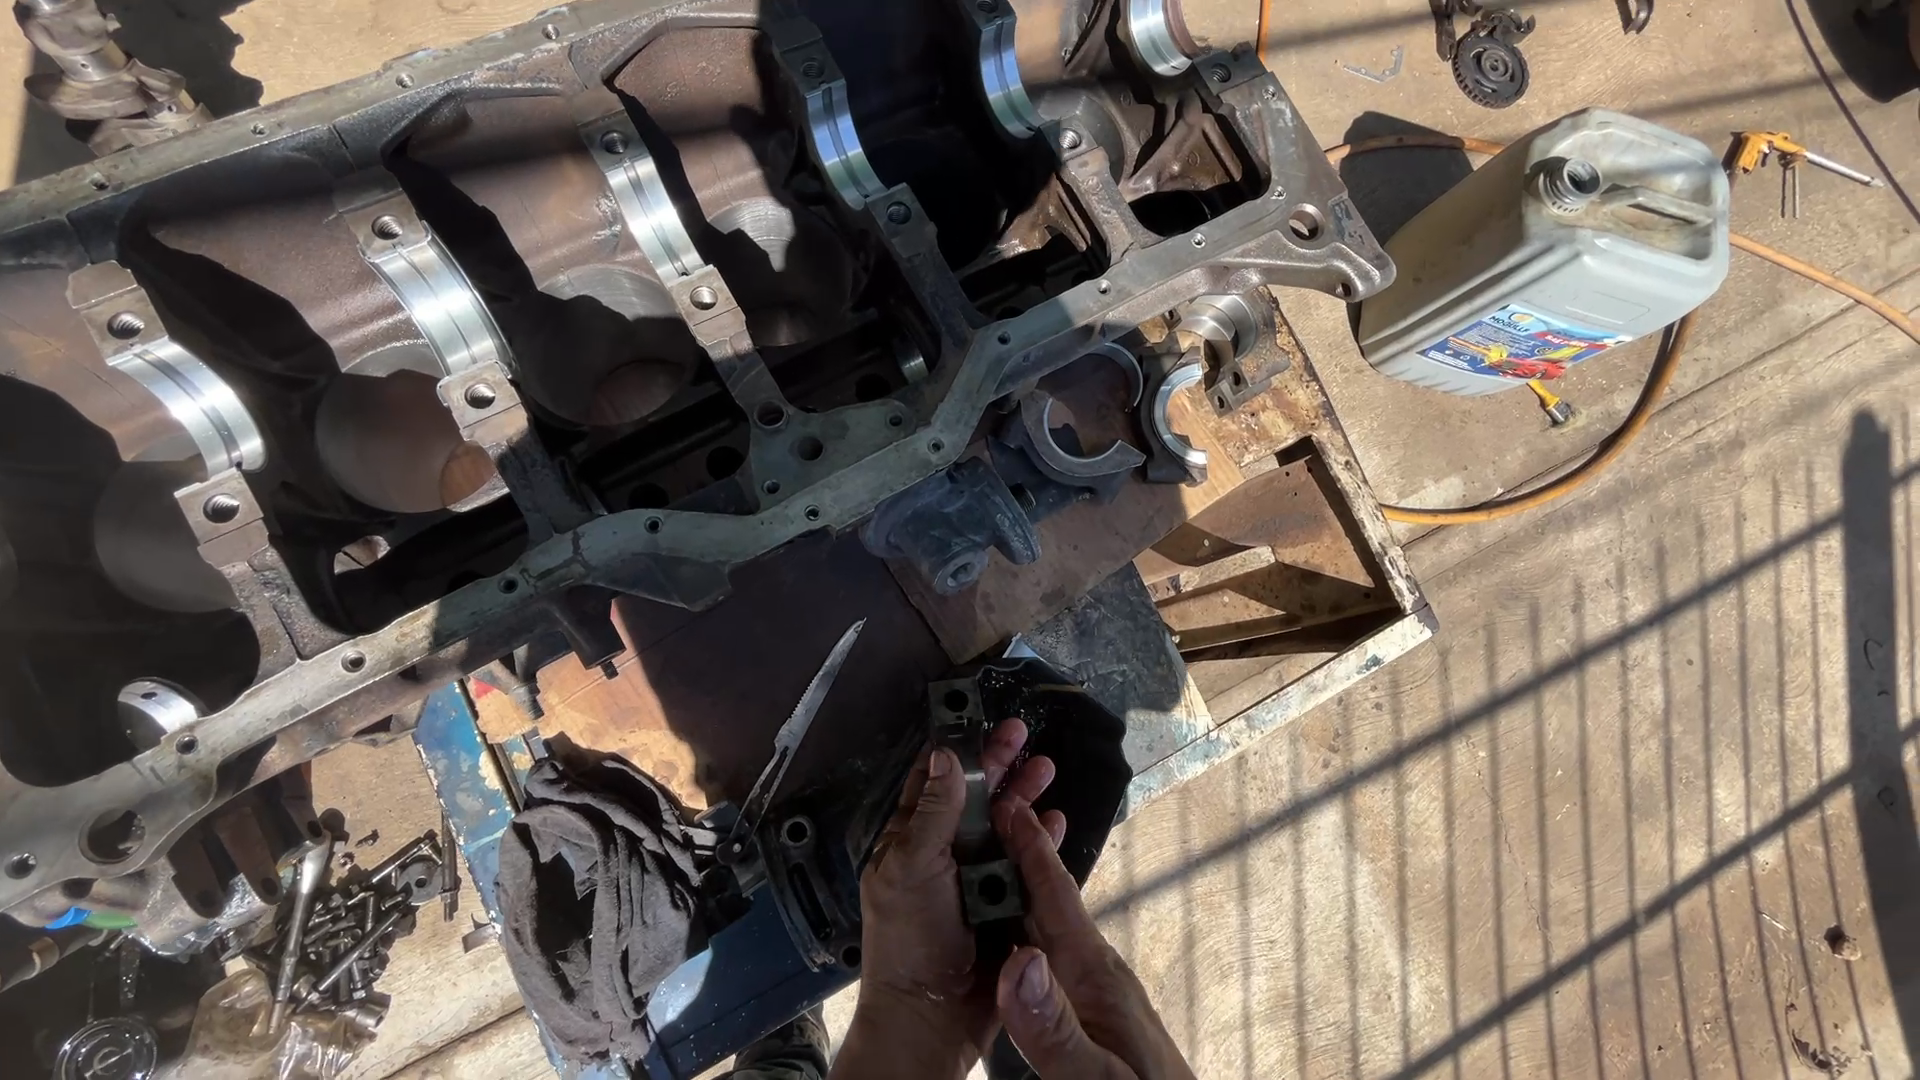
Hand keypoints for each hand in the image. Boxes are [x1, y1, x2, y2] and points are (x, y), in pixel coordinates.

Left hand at [830, 719, 1065, 1078]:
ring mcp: (976, 873)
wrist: (933, 1017)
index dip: (955, 745)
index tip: (977, 717)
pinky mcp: (1004, 899)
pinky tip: (1056, 819)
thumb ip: (932, 812)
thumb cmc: (911, 937)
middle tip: (1021, 732)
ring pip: (1004, 822)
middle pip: (975, 793)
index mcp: (912, 837)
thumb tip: (941, 753)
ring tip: (1047, 768)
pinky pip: (1026, 860)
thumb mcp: (912, 867)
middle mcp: (944, 849)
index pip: (934, 778)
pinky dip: (1041, 837)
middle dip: (997, 761)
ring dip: (1024, 794)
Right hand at [994, 804, 1195, 1079]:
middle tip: (990, 814)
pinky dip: (1025, 928)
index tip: (1008, 802)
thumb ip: (1056, 1028)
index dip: (1031, 850)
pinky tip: (1009, 931)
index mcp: (1096, 976)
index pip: (1057, 898)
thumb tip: (1017, 959)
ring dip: (1022, 889)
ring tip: (992, 857)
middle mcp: (1095, 973)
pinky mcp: (1090, 1012)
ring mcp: (1095, 992)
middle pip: (1050, 902)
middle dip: (1020, 856)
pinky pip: (1051, 954)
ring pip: (1049, 927)